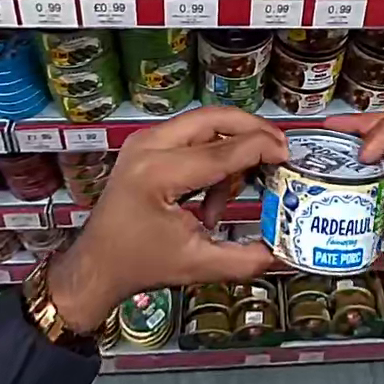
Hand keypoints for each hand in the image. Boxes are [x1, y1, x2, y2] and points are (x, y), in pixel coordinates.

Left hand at [47, 106, 286, 331]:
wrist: (96, 263)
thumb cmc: (140, 264)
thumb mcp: (196, 266)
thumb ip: (244, 259)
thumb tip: (284, 252)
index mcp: (159, 173)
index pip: (222, 150)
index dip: (260, 148)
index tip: (288, 155)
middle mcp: (150, 145)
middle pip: (214, 118)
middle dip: (251, 130)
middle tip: (279, 149)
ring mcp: (145, 139)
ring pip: (204, 122)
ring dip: (231, 146)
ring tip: (237, 191)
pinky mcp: (146, 142)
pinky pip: (192, 134)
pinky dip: (212, 154)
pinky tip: (213, 194)